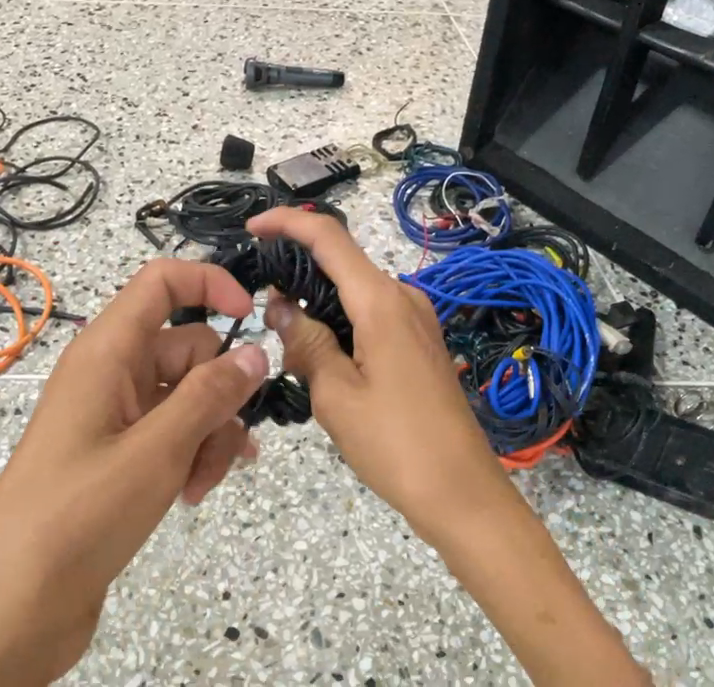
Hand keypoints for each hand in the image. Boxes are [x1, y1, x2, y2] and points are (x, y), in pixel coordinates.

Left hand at [0, 260, 268, 686]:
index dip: (210, 285)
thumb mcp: (157, 449)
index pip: (162, 282)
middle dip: (219, 392)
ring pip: (188, 397)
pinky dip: (192, 455)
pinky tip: (194, 494)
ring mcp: (114, 416)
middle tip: (224, 442)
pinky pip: (173, 433)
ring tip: (200, 485)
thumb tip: (255, 350)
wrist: (13, 605)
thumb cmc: (80, 512)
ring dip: (209, 434)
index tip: (252, 317)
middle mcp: (112, 373)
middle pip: (189, 348)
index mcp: (108, 350)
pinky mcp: (118, 455)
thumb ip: (211, 395)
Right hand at [245, 207, 518, 543]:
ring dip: (319, 308)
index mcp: (381, 300)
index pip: (328, 237)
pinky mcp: (421, 343)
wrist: (462, 492)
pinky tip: (325, 364)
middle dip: (299, 277)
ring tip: (291, 351)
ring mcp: (417, 319)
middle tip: (263, 315)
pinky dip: (342, 326)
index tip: (251, 228)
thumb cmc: (395, 444)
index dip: (288, 222)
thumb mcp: (335, 395)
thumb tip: (281, 306)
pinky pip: (372, 316)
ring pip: (355, 294)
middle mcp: (403, 297)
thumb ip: (306, 342)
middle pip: (341, 263)